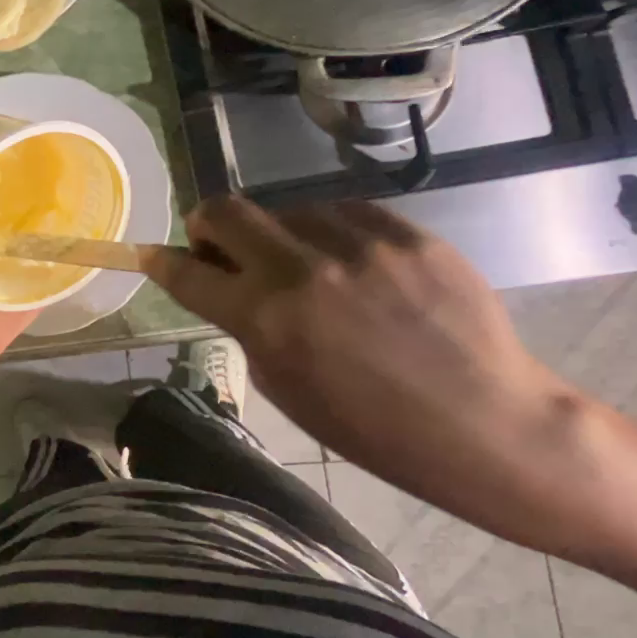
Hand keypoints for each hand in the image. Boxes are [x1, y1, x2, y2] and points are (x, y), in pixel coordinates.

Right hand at [146, 196, 570, 475]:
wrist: (484, 424)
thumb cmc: (370, 426)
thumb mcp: (283, 384)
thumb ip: (246, 325)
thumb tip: (229, 286)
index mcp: (265, 317)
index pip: (187, 272)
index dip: (161, 261)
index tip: (152, 255)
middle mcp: (304, 269)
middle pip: (225, 211)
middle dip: (209, 227)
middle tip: (221, 249)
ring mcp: (359, 245)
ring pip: (286, 210)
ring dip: (278, 236)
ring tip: (308, 269)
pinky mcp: (406, 233)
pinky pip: (344, 213)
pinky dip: (331, 235)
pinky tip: (352, 266)